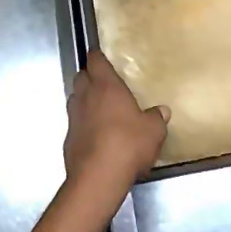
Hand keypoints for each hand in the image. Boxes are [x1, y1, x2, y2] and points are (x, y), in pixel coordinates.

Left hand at [63, 49, 168, 190]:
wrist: (98, 175)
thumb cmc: (128, 143)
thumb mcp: (153, 131)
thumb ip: (156, 118)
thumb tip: (162, 111)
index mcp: (106, 86)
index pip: (95, 60)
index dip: (98, 57)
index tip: (102, 57)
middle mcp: (86, 96)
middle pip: (81, 76)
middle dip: (90, 76)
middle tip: (104, 82)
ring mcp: (73, 116)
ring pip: (75, 98)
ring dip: (84, 98)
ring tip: (100, 107)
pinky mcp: (68, 136)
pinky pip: (74, 121)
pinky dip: (82, 122)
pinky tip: (94, 133)